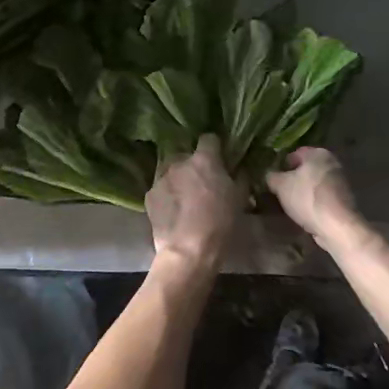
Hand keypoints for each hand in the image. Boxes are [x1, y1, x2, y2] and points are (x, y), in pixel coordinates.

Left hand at [147, 134, 242, 262]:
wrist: (189, 250)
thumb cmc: (221, 223)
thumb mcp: (240, 198)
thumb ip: (240, 178)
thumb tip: (239, 169)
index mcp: (205, 160)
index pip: (209, 138)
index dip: (216, 147)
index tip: (220, 157)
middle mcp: (180, 162)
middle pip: (186, 153)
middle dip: (194, 163)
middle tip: (202, 179)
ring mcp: (161, 178)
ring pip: (170, 169)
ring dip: (178, 176)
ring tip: (185, 193)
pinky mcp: (149, 195)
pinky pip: (160, 187)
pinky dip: (167, 193)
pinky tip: (174, 208)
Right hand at [265, 147, 363, 246]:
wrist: (337, 224)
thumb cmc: (307, 198)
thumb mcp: (281, 185)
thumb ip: (272, 177)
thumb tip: (270, 175)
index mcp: (319, 153)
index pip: (296, 153)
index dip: (283, 165)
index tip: (274, 178)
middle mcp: (333, 163)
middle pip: (307, 169)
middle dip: (294, 179)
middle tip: (280, 192)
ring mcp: (341, 181)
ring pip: (315, 184)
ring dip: (304, 192)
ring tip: (290, 204)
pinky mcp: (344, 199)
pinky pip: (323, 197)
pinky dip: (314, 202)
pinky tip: (305, 212)